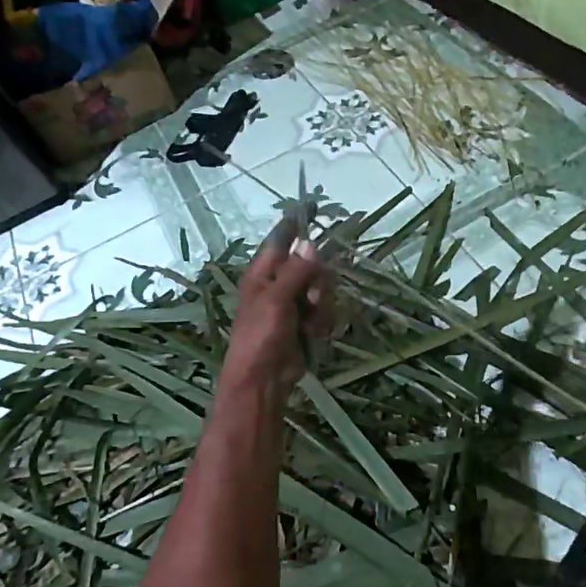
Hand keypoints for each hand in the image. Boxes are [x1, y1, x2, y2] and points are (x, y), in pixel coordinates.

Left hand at [223, 222, 330, 396]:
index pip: (282, 239)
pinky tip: (313, 335)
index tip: (315, 208)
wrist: (263, 378)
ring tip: (309, 324)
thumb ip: (296, 271)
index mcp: (263, 273)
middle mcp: (279, 283)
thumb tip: (311, 243)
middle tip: (311, 298)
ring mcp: (294, 304)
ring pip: (322, 289)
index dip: (297, 225)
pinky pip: (325, 311)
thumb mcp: (276, 299)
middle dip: (318, 281)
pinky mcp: (307, 323)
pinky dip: (322, 323)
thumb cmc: (260, 335)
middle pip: (312, 264)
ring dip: (321, 306)